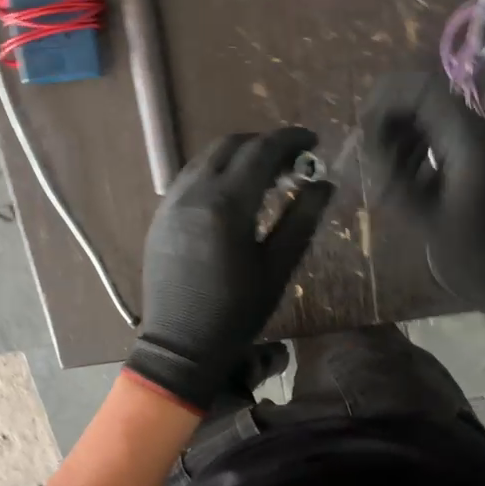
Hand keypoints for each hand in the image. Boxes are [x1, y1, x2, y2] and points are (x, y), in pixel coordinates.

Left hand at [124, 128, 333, 410]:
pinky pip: (189, 178)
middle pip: (230, 145)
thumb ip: (301, 220)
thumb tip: (323, 184)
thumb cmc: (236, 313)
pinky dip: (215, 173)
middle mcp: (193, 193)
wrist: (180, 345)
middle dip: (263, 144)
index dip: (290, 140)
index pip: (261, 152)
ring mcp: (171, 203)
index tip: (313, 142)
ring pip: (206, 158)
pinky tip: (232, 195)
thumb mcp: (277, 269)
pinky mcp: (160, 217)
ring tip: (265, 175)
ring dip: (238, 156)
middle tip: (292, 160)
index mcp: (226, 205)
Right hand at [361, 74, 484, 318]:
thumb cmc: (469, 254)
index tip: (360, 130)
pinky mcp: (484, 154)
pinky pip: (445, 133)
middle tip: (368, 154)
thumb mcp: (422, 217)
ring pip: (432, 114)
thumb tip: (362, 139)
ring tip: (384, 170)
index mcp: (471, 139)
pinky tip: (406, 176)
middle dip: (390, 120)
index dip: (384, 102)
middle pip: (426, 98)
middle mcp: (482, 127)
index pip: (421, 91)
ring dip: (402, 134)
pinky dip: (419, 146)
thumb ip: (390, 172)